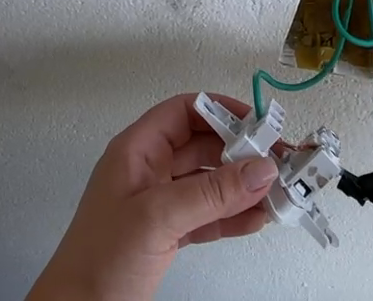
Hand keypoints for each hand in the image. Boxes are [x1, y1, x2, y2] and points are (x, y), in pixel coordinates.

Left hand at [28, 94, 279, 300]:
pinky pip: (208, 215)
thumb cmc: (96, 261)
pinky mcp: (167, 233)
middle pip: (203, 145)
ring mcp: (159, 203)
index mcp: (137, 150)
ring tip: (274, 193)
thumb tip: (259, 168)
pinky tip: (255, 219)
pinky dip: (233, 216)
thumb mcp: (157, 217)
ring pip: (209, 182)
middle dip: (240, 152)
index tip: (257, 123)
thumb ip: (211, 193)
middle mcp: (149, 170)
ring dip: (242, 187)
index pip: (185, 111)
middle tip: (275, 161)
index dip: (221, 111)